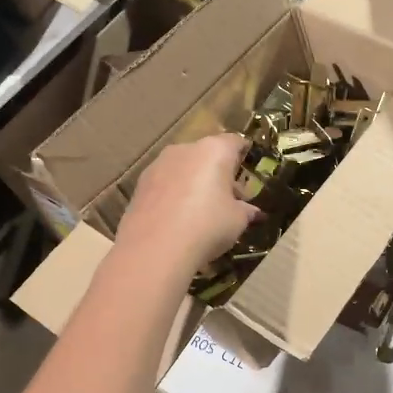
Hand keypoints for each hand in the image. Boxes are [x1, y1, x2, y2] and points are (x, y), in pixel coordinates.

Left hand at [113, 134, 258, 274]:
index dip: (244, 155)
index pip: (235, 142)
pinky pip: (165, 183)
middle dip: (218, 173)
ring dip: (194, 182)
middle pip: (207, 154)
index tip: (249, 172)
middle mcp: (185, 149)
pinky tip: (177, 219)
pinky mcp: (139, 185)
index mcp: (214, 150)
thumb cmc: (207, 226)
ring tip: (200, 211)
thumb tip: (253, 212)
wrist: (153, 250)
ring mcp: (158, 165)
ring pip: (184, 167)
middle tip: (228, 199)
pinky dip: (174, 194)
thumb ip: (246, 211)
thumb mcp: (238, 220)